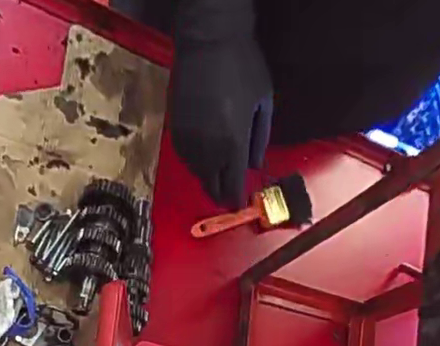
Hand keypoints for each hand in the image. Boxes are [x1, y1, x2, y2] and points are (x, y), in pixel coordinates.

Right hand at [169, 35, 272, 208]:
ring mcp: (190, 144)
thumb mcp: (263, 100)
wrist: (207, 44)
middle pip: (212, 187)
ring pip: (199, 175)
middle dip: (221, 194)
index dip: (235, 200)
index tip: (238, 206)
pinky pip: (187, 160)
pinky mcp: (176, 135)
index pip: (233, 186)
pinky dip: (197, 163)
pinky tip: (205, 154)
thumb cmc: (242, 67)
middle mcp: (209, 151)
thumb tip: (254, 166)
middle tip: (227, 195)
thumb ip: (260, 138)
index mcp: (233, 144)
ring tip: (217, 173)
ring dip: (209, 177)